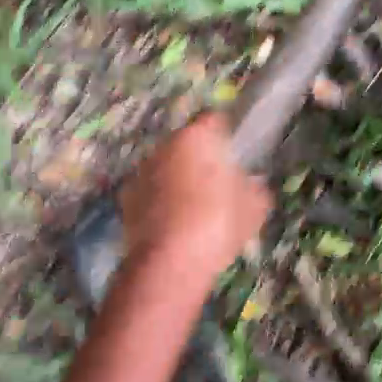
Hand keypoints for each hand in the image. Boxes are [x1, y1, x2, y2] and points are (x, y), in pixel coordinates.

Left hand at [120, 114, 271, 280]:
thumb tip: (253, 184)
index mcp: (197, 137)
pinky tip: (172, 225)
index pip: (213, 120)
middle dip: (200, 158)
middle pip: (187, 143)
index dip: (225, 134)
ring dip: (177, 178)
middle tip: (217, 184)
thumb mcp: (253, 208)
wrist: (170, 262)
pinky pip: (150, 190)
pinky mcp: (126, 197)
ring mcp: (142, 170)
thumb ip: (255, 188)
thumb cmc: (217, 223)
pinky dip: (159, 200)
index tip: (234, 154)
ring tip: (193, 209)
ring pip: (166, 166)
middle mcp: (166, 145)